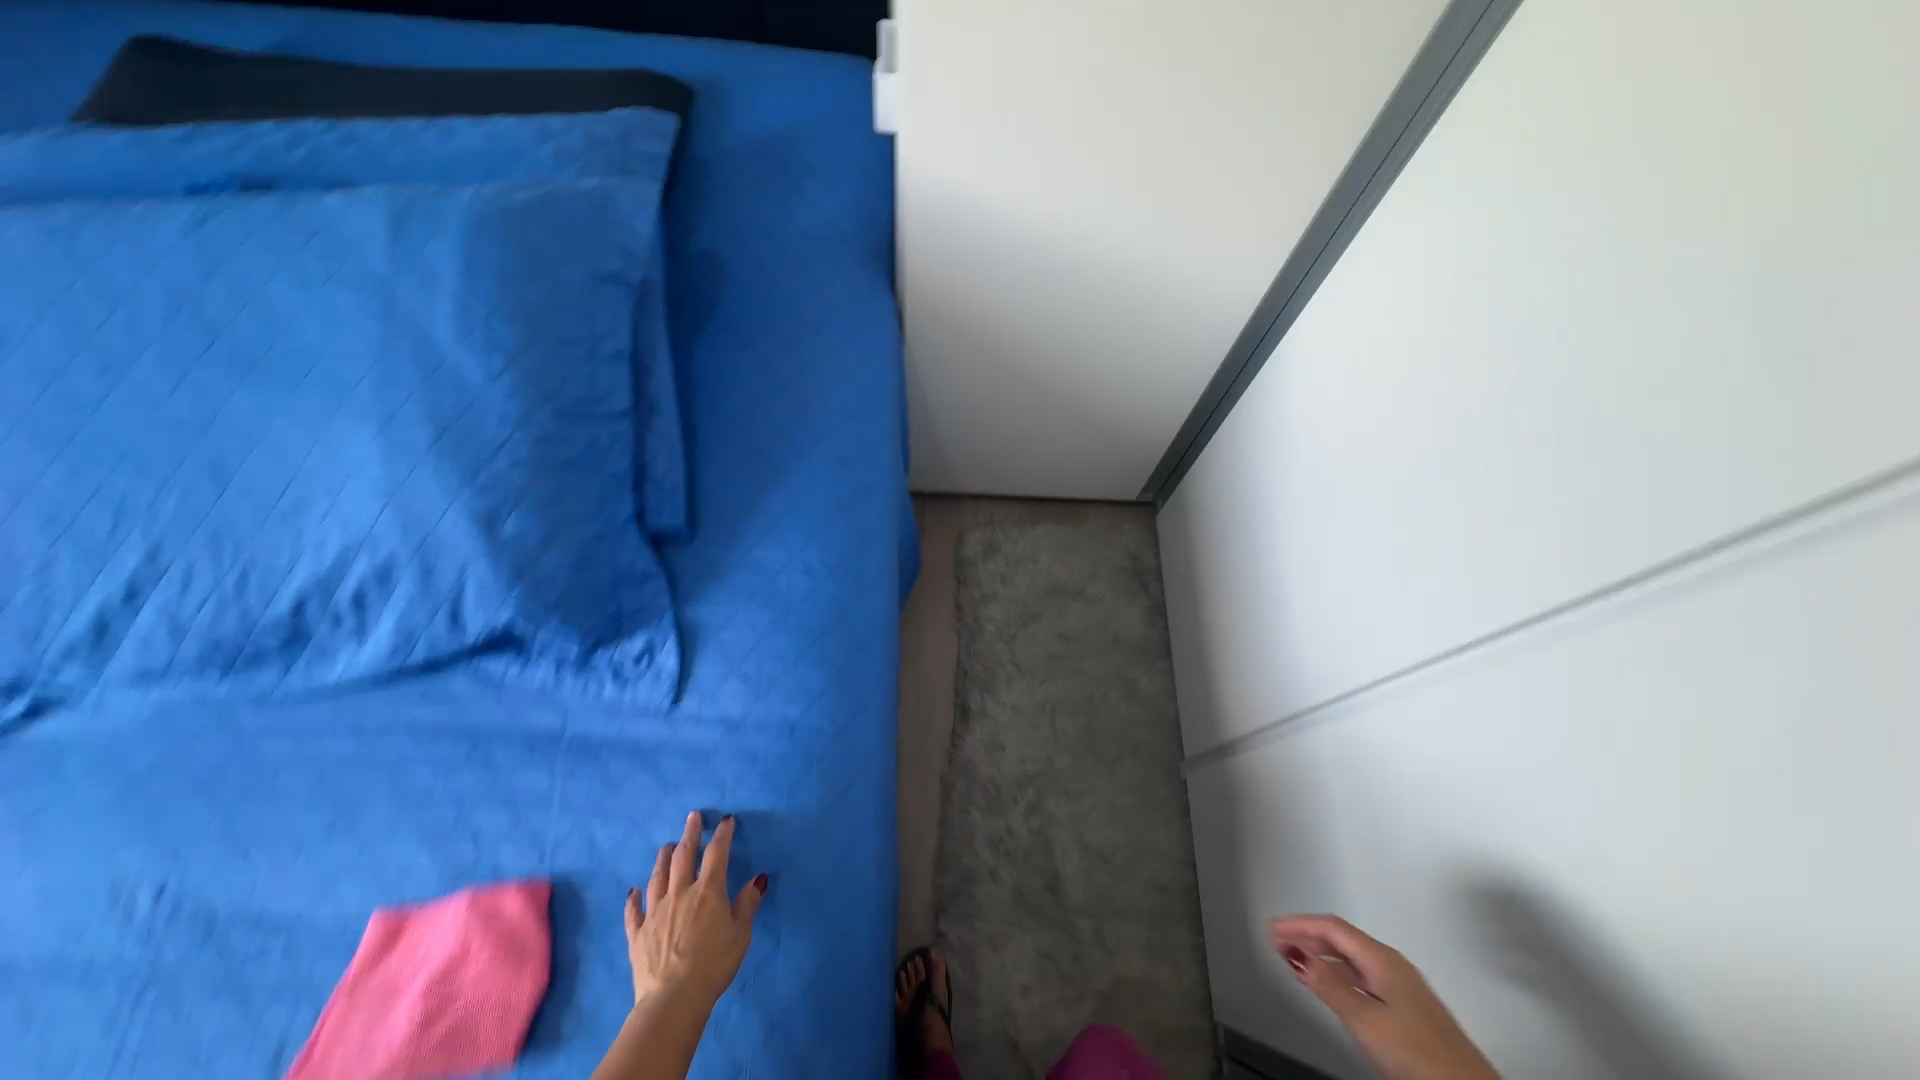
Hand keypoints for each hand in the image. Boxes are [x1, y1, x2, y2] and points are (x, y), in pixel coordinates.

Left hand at [626, 810, 766, 1010]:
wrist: (673, 997)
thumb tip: (757, 878)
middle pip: (683, 856)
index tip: (727, 820)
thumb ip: (747, 904)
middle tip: (693, 816)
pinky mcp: (637, 933)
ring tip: (666, 845)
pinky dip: (633, 899)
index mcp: (707, 892)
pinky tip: (633, 891)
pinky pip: (634, 911)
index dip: (722, 835)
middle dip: (690, 834)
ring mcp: (654, 912)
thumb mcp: (740, 934)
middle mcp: (679, 894)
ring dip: (663, 858)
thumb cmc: (714, 964)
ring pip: (657, 877)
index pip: (717, 854)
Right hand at [1268, 915, 1498, 1079]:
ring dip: (1320, 954)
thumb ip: (1329, 985)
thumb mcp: (1364, 1019)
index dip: (1300, 924)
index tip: (1270, 927)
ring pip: (1351, 958)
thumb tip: (1295, 952)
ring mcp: (1400, 986)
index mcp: (1382, 960)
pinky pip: (1360, 976)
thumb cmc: (1414, 1052)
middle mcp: (1391, 965)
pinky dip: (1335, 973)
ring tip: (1291, 958)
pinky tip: (1326, 984)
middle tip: (1274, 940)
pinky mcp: (1404, 1007)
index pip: (1334, 928)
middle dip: (1307, 936)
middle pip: (1342, 939)